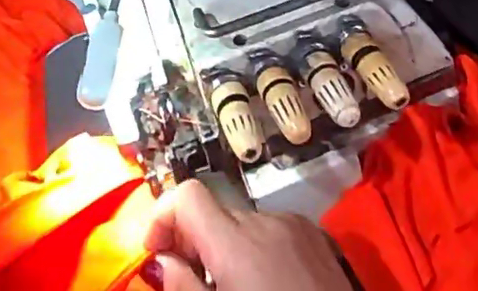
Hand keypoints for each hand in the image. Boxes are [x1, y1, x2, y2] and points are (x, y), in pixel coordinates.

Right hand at [143, 181, 353, 290]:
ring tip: (236, 287)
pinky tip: (271, 286)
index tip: (156, 250)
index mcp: (236, 243)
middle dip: (196, 240)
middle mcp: (264, 223)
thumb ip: (185, 288)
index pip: (186, 195)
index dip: (163, 215)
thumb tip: (166, 259)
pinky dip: (261, 251)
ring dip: (228, 247)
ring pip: (243, 223)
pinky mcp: (321, 241)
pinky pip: (274, 232)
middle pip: (213, 212)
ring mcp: (297, 229)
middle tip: (192, 279)